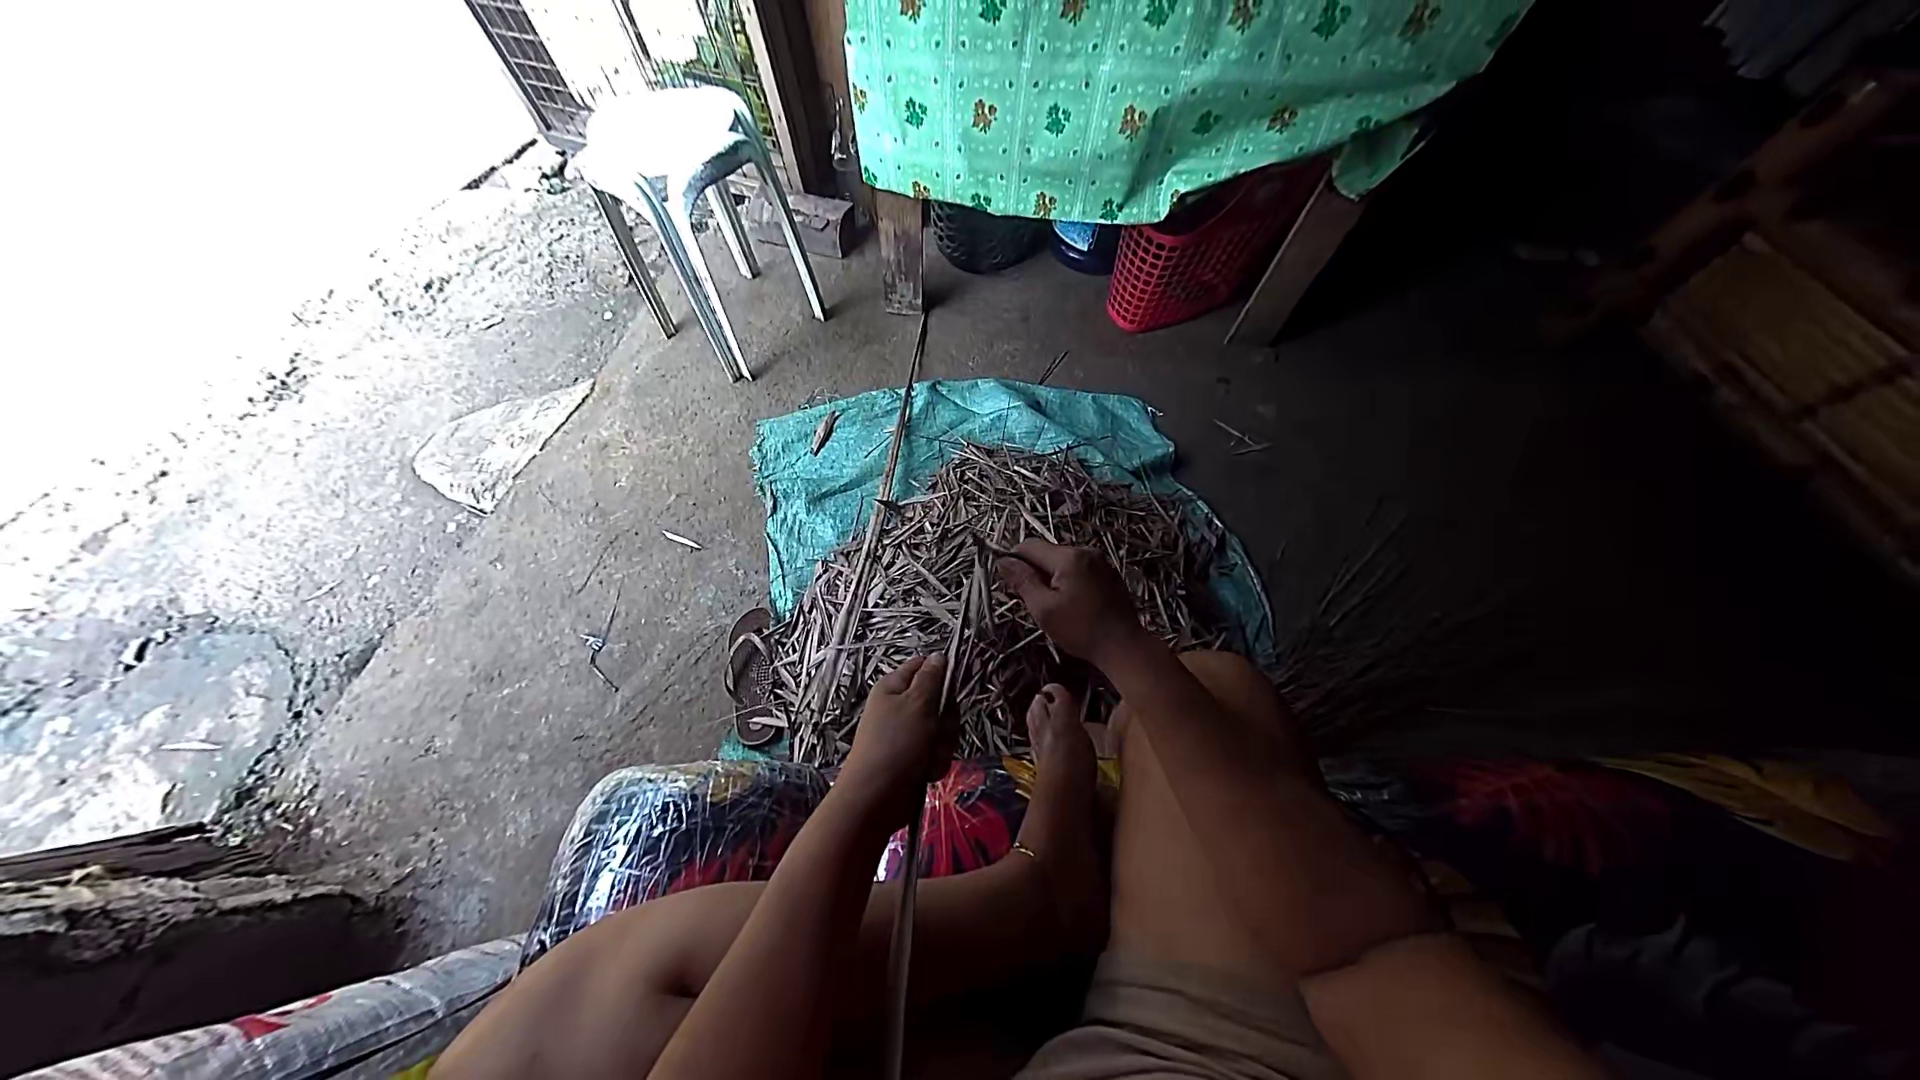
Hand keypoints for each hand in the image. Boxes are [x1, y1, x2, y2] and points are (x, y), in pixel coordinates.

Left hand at [839, 653, 953, 821]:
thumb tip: (939, 656)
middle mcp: (900, 706)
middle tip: (936, 731)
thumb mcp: (917, 704)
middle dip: (946, 720)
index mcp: (894, 686)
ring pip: (942, 729)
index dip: (942, 677)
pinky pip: (937, 751)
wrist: (876, 798)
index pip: (925, 666)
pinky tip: (926, 771)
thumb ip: (932, 678)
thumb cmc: (895, 744)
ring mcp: (907, 733)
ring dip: (942, 744)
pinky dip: (935, 762)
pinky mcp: (913, 756)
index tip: (949, 692)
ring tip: (928, 757)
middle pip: (940, 701)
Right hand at [995, 540, 1142, 662]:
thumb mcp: (1044, 609)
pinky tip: (1071, 605)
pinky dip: (1068, 582)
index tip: (1011, 584)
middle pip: (1047, 553)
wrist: (1123, 646)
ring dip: (1051, 578)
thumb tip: (1003, 561)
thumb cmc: (1082, 630)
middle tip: (1032, 601)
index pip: (1029, 546)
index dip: (1014, 561)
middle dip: (1034, 572)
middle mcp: (1086, 552)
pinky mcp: (1108, 574)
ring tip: (1054, 606)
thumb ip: (1022, 581)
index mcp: (1069, 557)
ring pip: (1062, 562)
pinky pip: (1079, 570)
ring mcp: (1100, 562)